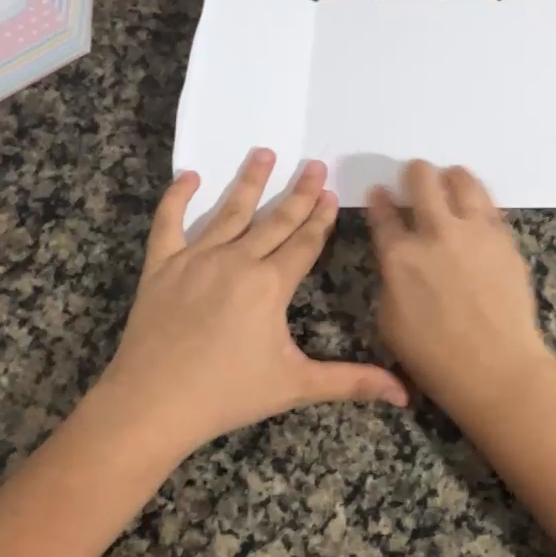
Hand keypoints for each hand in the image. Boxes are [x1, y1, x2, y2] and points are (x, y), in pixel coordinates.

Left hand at [87, 148, 408, 457]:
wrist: (152, 404)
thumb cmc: (227, 394)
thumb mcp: (296, 386)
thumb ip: (351, 381)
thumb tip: (404, 393)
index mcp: (270, 285)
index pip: (305, 242)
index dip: (321, 218)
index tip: (332, 192)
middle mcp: (236, 261)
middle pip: (275, 220)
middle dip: (299, 192)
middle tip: (314, 165)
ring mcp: (195, 260)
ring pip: (228, 212)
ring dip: (249, 182)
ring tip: (264, 152)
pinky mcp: (160, 267)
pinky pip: (168, 223)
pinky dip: (177, 198)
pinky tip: (188, 176)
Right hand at [366, 161, 555, 411]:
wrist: (496, 367)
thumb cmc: (435, 357)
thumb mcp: (390, 322)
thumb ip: (392, 281)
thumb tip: (400, 263)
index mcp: (400, 257)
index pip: (383, 215)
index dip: (378, 200)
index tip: (379, 193)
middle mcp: (436, 233)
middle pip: (422, 182)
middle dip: (414, 173)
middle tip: (415, 175)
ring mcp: (475, 232)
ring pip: (462, 182)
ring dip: (451, 176)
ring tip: (449, 178)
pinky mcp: (504, 239)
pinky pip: (490, 205)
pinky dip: (478, 198)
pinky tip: (476, 204)